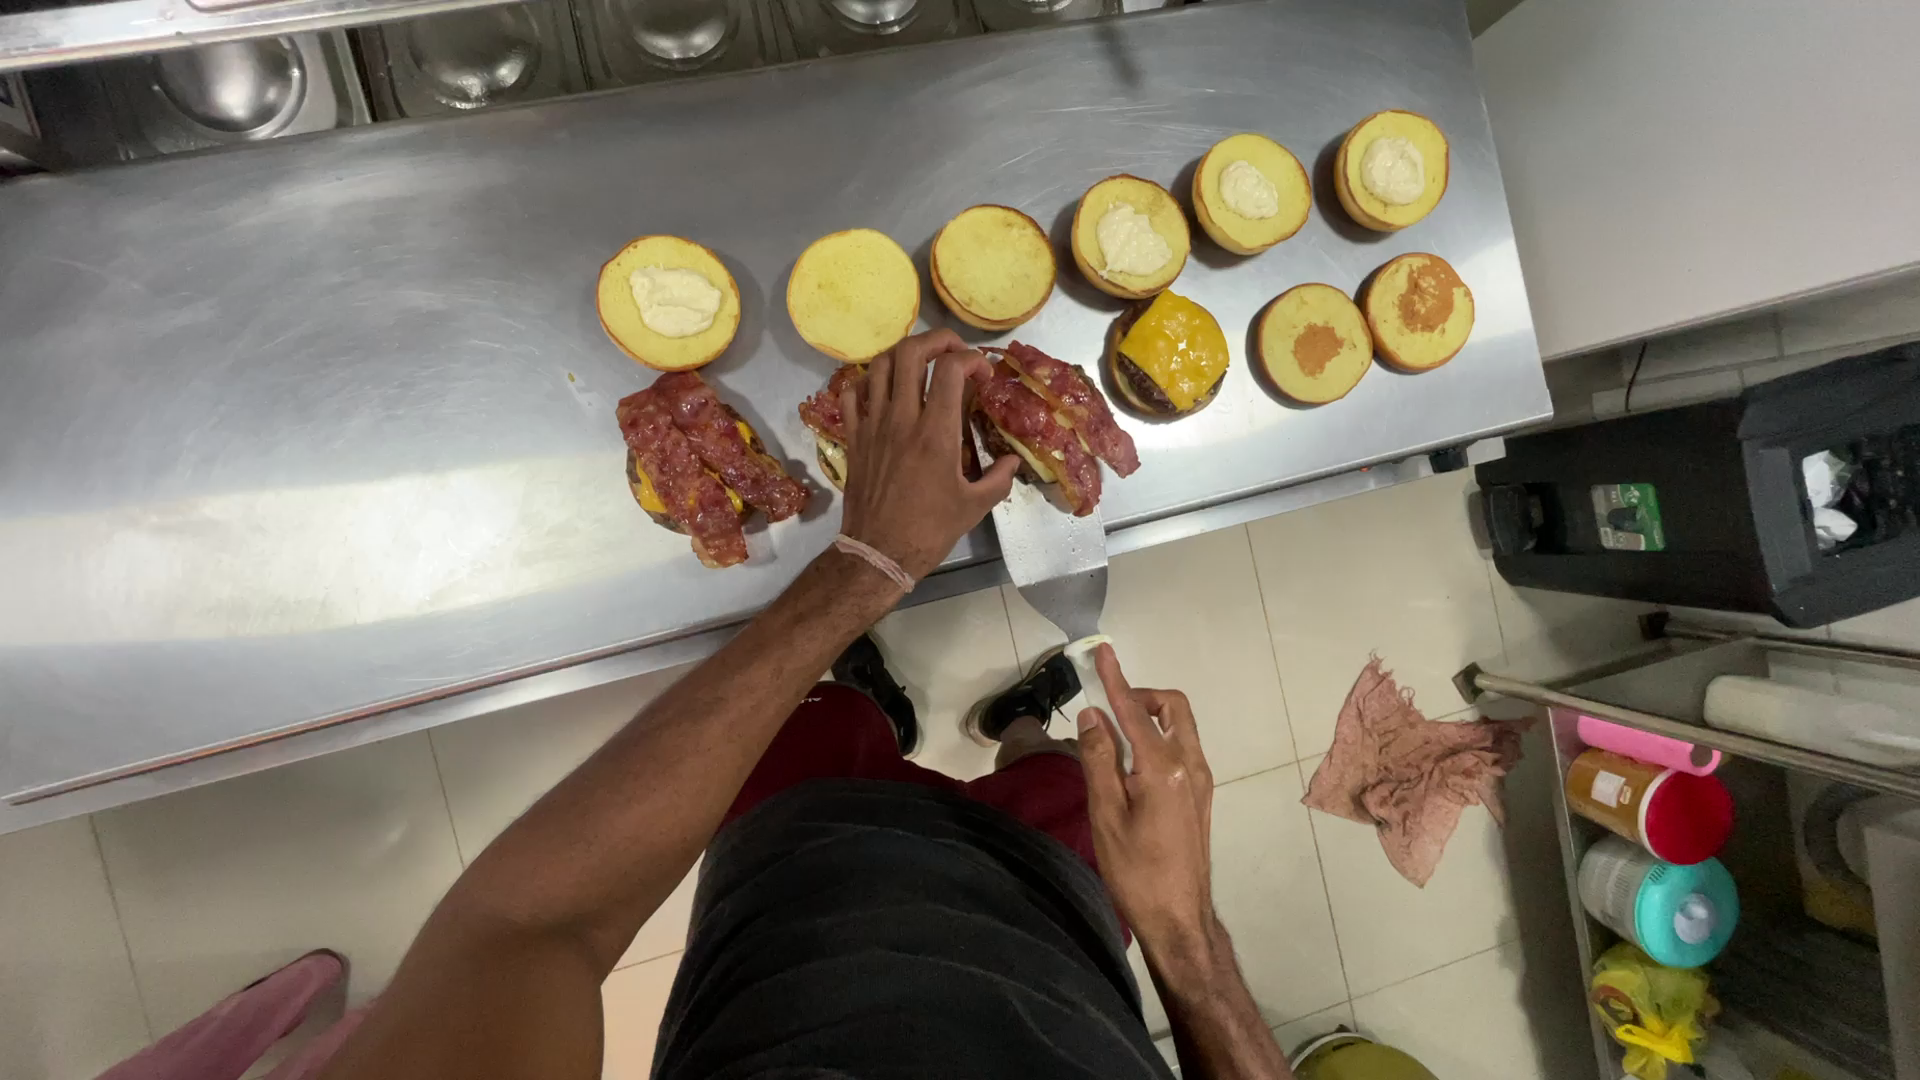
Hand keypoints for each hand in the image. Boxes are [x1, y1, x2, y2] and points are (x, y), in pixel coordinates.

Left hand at [839, 329, 1018, 579]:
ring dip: (902, 354)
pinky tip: (884, 390)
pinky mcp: (854, 437)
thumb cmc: (929, 530)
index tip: (983, 374)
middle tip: (953, 350)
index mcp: (935, 433)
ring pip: (879, 366)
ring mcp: (873, 425)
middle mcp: (902, 419)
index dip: (972, 359)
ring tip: (920, 363)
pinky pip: (852, 395)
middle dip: (936, 340)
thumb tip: (1012, 461)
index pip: (951, 369)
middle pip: (911, 353)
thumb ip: (999, 478)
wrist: (879, 551)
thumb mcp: (975, 506)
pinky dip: (868, 382)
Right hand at [1077, 645, 1220, 963]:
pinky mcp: (1200, 794)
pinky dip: (1157, 737)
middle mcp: (1190, 764)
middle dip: (1141, 695)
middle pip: (1172, 706)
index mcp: (1164, 767)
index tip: (1102, 652)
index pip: (1134, 710)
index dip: (1115, 679)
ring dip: (1149, 716)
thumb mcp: (1105, 814)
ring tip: (1115, 735)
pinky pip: (1181, 746)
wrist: (1179, 919)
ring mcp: (1201, 779)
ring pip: (1180, 725)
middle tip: (1109, 707)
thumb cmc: (1135, 870)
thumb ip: (1098, 757)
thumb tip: (1092, 714)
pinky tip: (1132, 762)